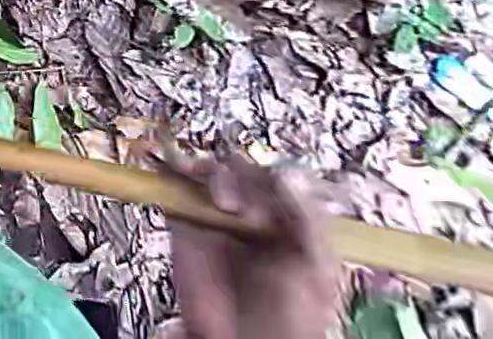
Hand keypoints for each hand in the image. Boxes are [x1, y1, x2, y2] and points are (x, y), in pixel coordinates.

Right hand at [168, 154, 339, 338]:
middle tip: (252, 212)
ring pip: (212, 172)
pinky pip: (178, 186)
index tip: (278, 187)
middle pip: (244, 170)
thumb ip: (308, 221)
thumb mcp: (315, 271)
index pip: (280, 180)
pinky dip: (177, 171)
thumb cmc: (288, 321)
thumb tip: (288, 173)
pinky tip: (186, 171)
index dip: (277, 179)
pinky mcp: (186, 219)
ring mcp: (217, 215)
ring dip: (218, 177)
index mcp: (289, 224)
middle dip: (247, 181)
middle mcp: (252, 214)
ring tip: (225, 204)